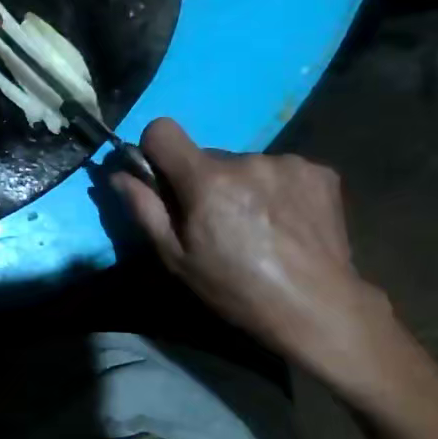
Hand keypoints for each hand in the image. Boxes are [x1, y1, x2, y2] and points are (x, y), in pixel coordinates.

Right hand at [110, 118, 389, 369]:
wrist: (319, 307)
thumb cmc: (236, 288)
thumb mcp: (176, 258)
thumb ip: (144, 209)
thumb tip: (118, 173)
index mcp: (206, 180)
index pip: (163, 130)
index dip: (155, 151)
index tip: (163, 180)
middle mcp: (247, 160)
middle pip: (206, 155)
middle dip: (203, 180)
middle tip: (216, 222)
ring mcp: (288, 162)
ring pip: (244, 165)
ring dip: (241, 185)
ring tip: (257, 227)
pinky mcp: (319, 171)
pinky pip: (279, 170)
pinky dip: (275, 189)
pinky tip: (285, 222)